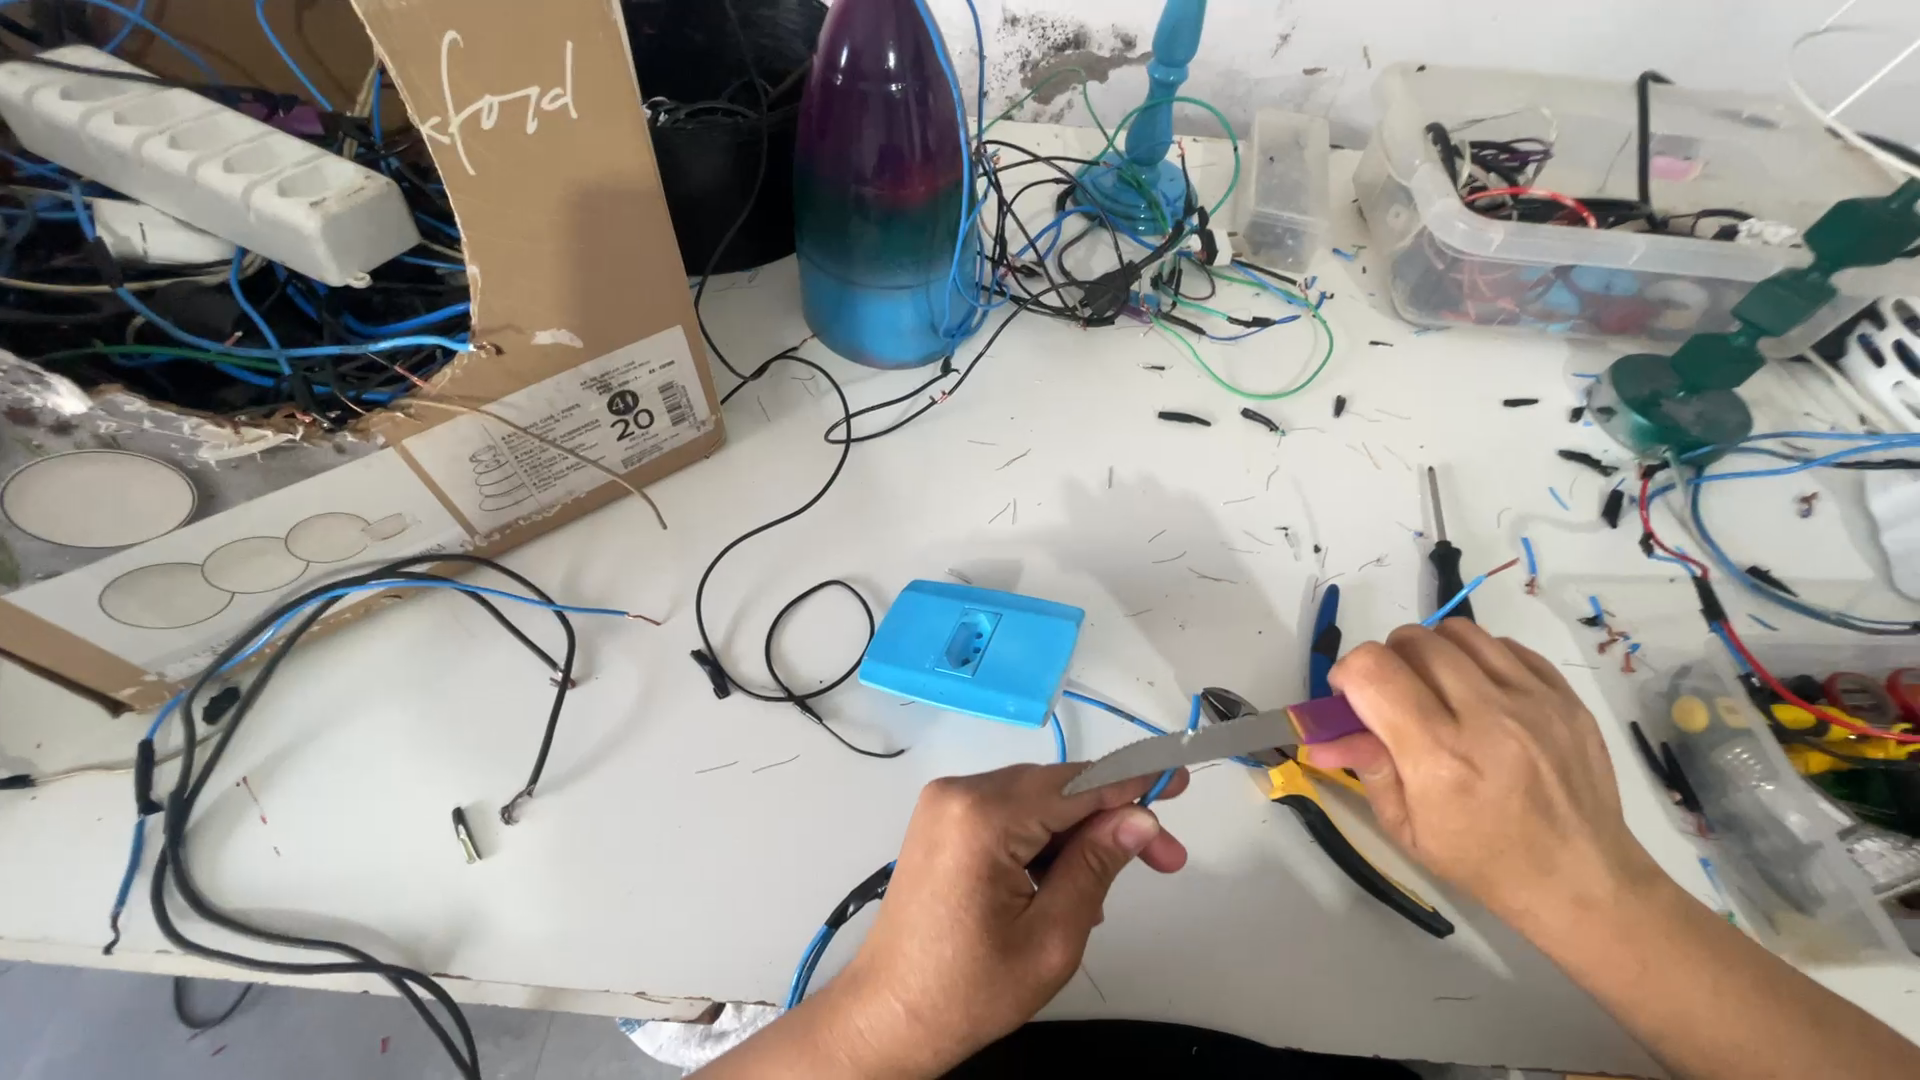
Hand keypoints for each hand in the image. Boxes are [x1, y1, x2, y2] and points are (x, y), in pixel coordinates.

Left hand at [824, 763, 1188, 1076]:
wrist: (887, 1014)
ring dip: (1078, 834)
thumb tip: (1140, 819)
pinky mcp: (943, 820)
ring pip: (1036, 800)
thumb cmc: (968, 990)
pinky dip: (1043, 840)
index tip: (1178, 779)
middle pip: (1057, 789)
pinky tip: (1063, 883)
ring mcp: (946, 803)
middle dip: (1111, 818)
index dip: (1133, 780)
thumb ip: (1096, 866)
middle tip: (1164, 858)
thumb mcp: (1050, 938)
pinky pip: (1010, 813)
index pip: (1076, 785)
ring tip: (1100, 894)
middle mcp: (960, 792)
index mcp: (982, 816)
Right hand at [1311, 621, 1663, 929]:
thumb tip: (1321, 735)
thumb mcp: (1404, 826)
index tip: (1351, 698)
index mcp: (1438, 755)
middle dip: (1387, 660)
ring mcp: (1533, 703)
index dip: (1348, 673)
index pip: (1372, 670)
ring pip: (1458, 632)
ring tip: (1435, 687)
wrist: (1580, 879)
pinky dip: (1478, 658)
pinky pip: (1505, 645)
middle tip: (1393, 696)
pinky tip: (1478, 692)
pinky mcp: (1565, 698)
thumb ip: (1366, 766)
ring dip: (1431, 651)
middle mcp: (1486, 718)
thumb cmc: (1480, 858)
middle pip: (1412, 640)